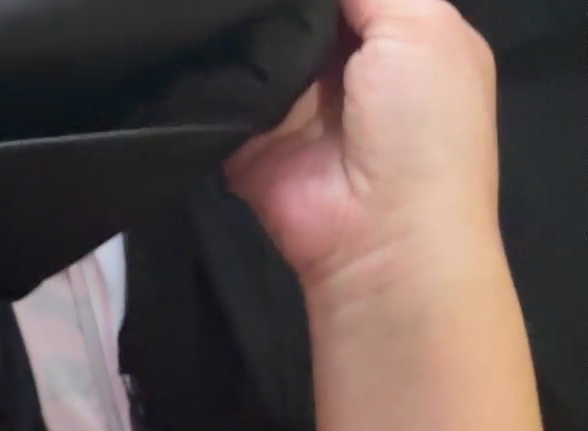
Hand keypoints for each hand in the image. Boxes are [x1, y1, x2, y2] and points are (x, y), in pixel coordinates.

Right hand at [226, 0, 498, 290]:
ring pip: (255, 68)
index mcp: (397, 41)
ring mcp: (290, 116)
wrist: (373, 223)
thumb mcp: (419, 29)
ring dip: (238, 53)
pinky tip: (196, 78)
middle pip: (295, 32)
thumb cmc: (417, 120)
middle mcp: (342, 76)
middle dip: (273, 18)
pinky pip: (222, 115)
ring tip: (213, 30)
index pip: (348, 2)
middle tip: (238, 6)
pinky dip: (210, 100)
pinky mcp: (245, 151)